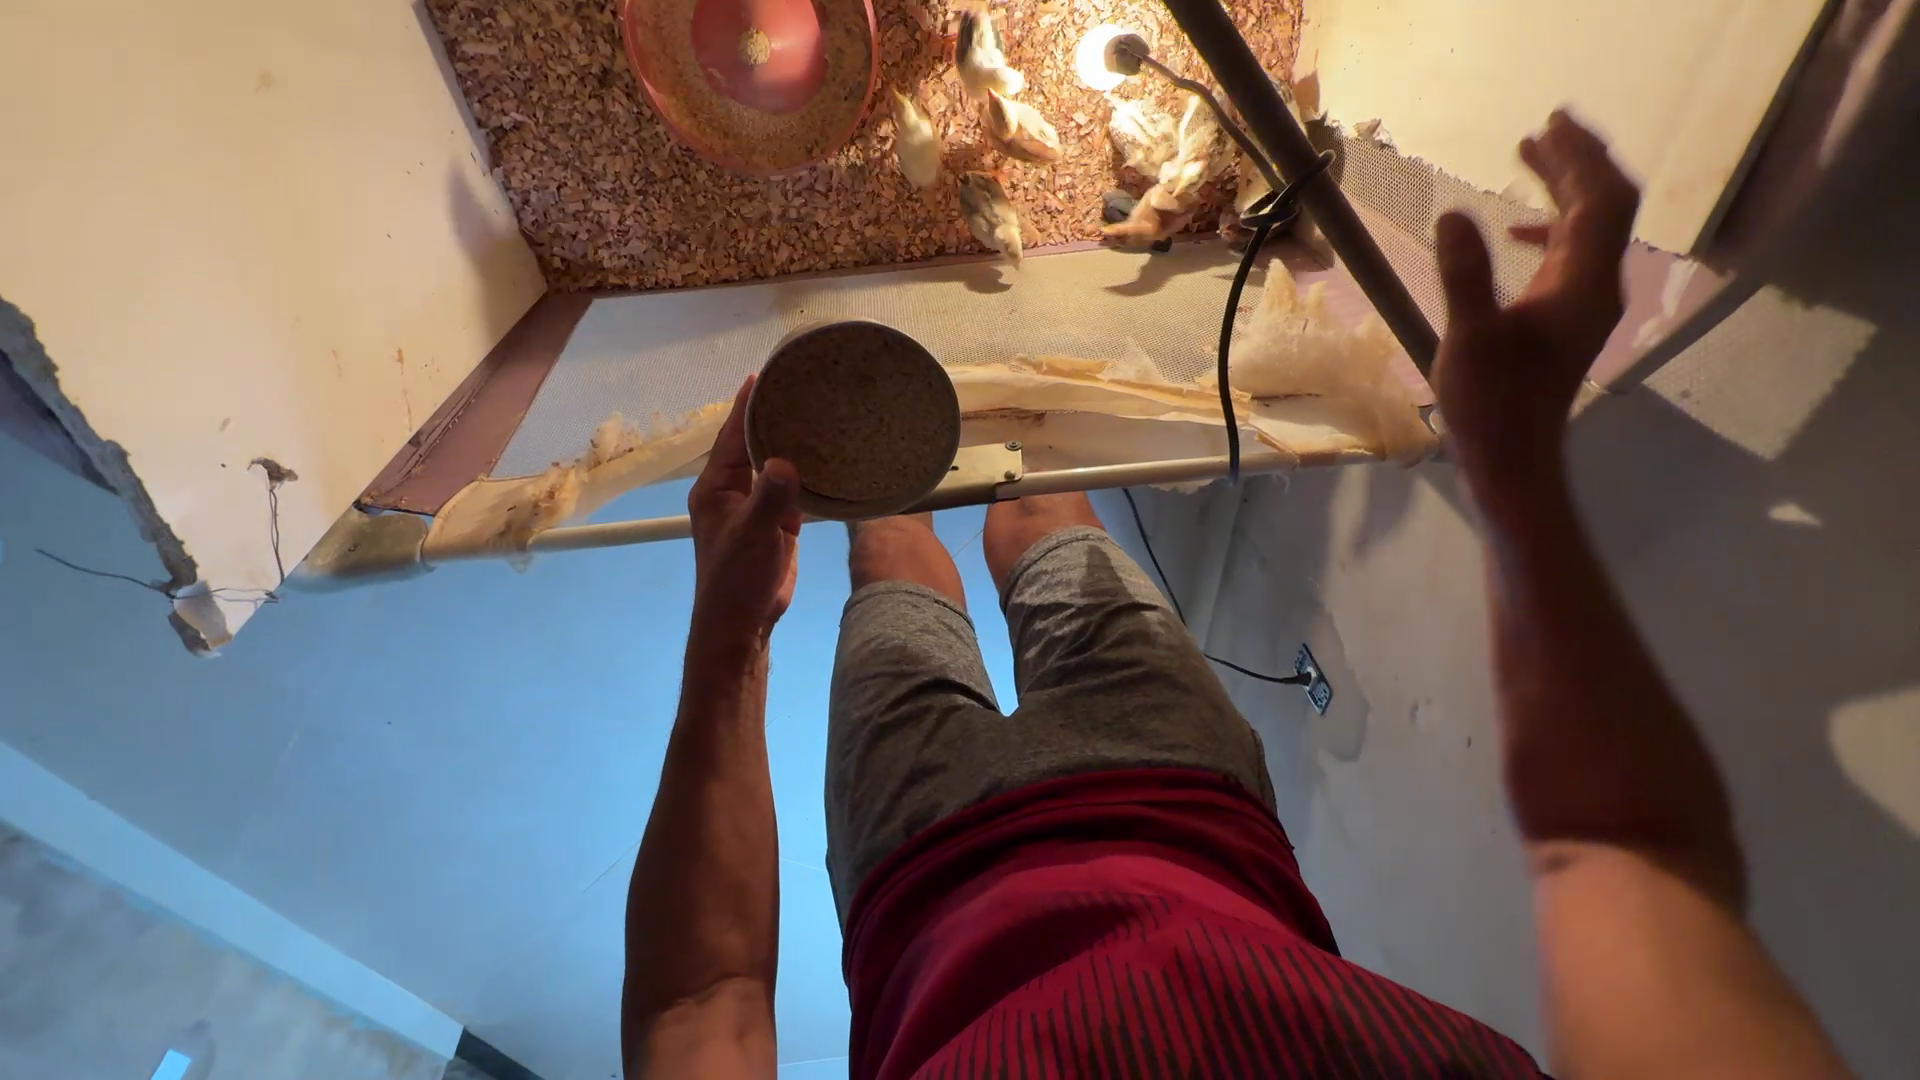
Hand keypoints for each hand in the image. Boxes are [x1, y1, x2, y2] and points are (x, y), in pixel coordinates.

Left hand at [687, 377, 800, 649]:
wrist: (744, 622)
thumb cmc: (736, 578)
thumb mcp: (753, 535)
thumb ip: (770, 498)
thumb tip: (786, 461)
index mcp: (716, 486)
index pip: (731, 435)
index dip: (746, 405)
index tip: (762, 373)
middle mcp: (733, 489)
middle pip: (753, 443)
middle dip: (772, 416)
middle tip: (799, 386)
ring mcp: (755, 505)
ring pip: (773, 464)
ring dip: (790, 442)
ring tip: (817, 414)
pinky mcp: (777, 522)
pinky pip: (792, 487)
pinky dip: (807, 471)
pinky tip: (827, 457)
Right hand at [1434, 110, 1639, 490]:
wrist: (1513, 456)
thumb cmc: (1491, 403)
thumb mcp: (1468, 338)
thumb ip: (1463, 274)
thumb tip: (1451, 215)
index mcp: (1581, 284)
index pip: (1599, 200)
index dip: (1577, 158)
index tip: (1546, 128)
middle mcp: (1595, 287)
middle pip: (1602, 207)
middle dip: (1574, 165)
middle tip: (1537, 135)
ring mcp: (1584, 306)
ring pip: (1589, 230)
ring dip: (1562, 194)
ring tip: (1526, 167)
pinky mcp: (1566, 321)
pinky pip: (1570, 258)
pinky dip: (1548, 233)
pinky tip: (1516, 233)